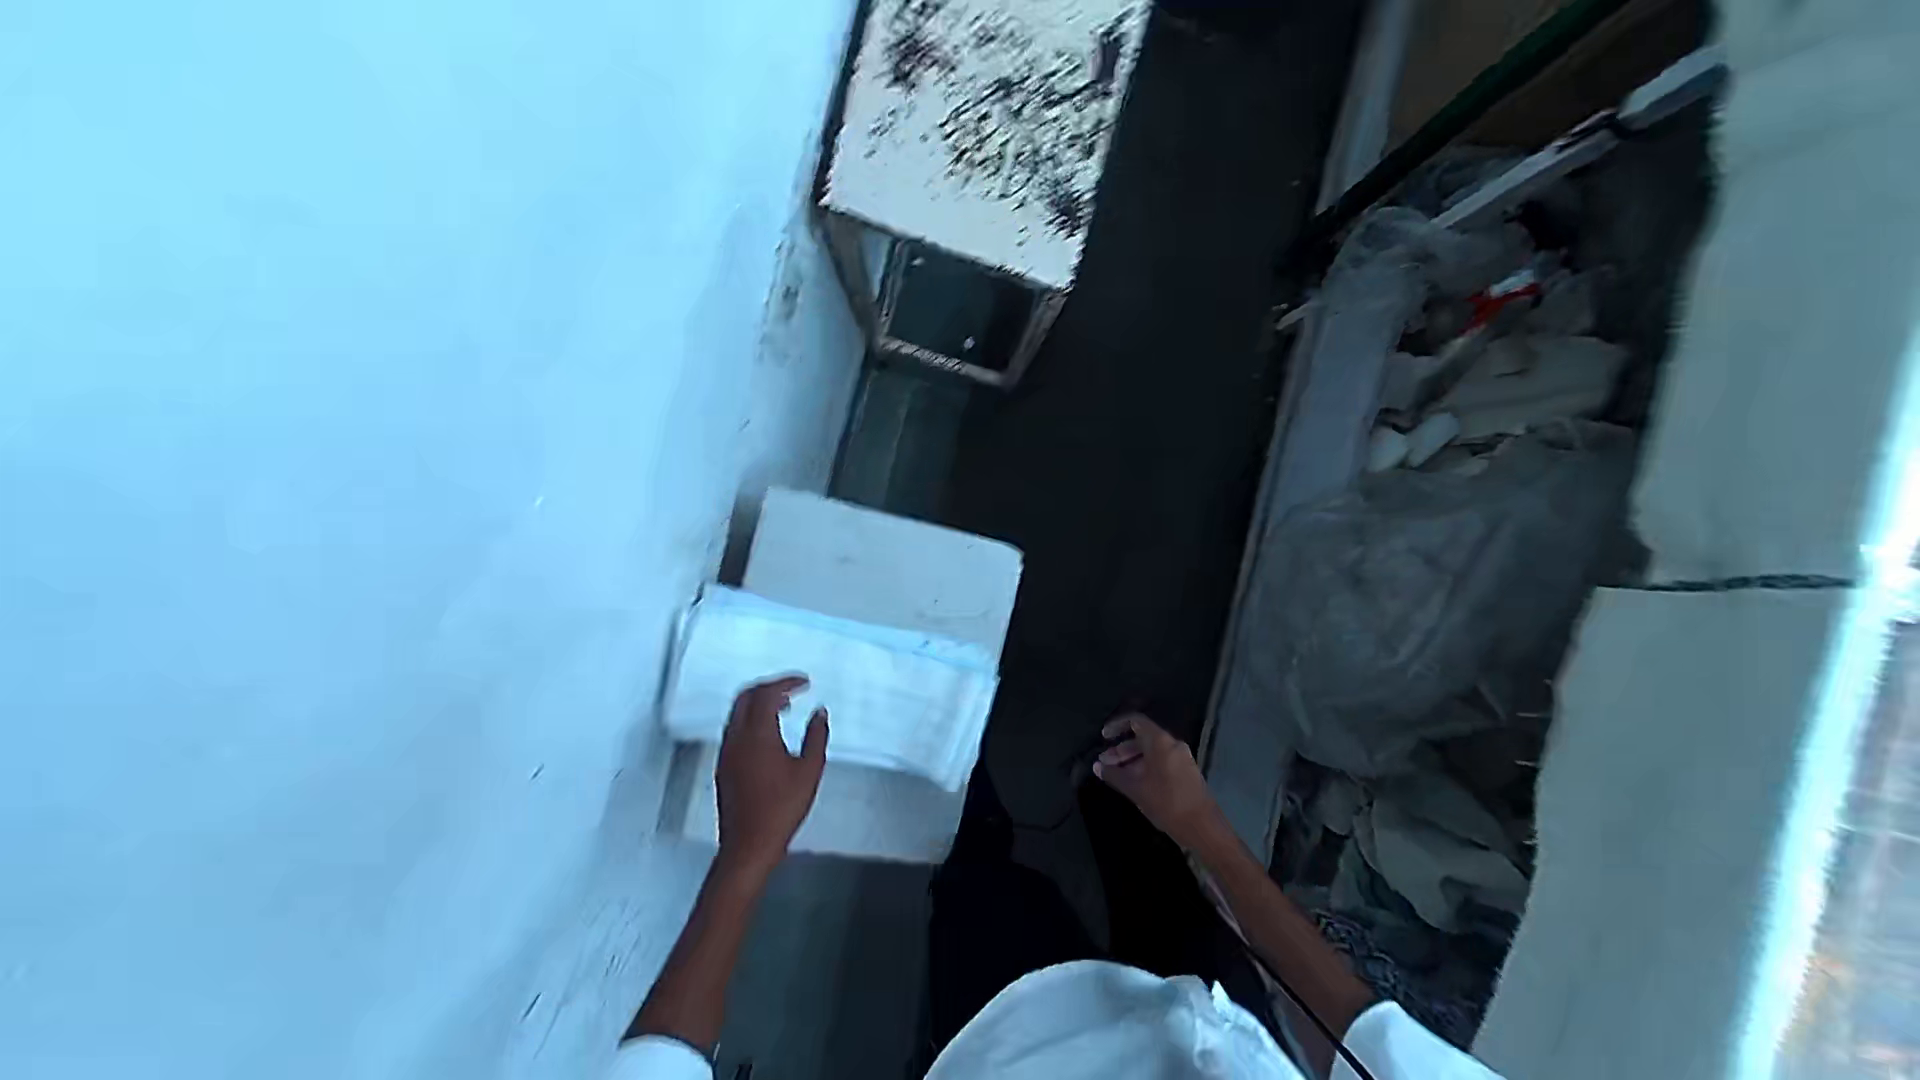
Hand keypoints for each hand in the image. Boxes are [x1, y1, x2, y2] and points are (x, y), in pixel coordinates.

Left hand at [715, 675, 828, 876]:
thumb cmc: (780, 810)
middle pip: (746, 695)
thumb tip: (820, 713)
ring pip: (737, 711)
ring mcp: (726, 751)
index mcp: (757, 735)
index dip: (788, 681)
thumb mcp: (810, 770)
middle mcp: (736, 738)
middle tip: (792, 688)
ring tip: (783, 707)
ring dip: (759, 701)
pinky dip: (751, 718)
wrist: (749, 845)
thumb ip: (817, 736)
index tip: (804, 681)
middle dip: (770, 686)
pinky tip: (768, 733)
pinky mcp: (723, 765)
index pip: (767, 693)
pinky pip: (734, 727)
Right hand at [1093, 713, 1227, 853]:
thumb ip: (1114, 775)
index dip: (1117, 726)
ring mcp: (1182, 758)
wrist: (1203, 827)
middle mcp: (1173, 744)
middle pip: (1142, 738)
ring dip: (1132, 760)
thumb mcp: (1135, 789)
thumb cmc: (1166, 803)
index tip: (1104, 737)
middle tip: (1105, 763)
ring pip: (1151, 752)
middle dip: (1121, 750)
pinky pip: (1161, 761)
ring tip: (1116, 776)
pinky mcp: (1187, 772)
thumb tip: (1097, 766)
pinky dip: (1145, 767)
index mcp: (1160, 741)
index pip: (1135, 721)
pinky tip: (1135, 783)